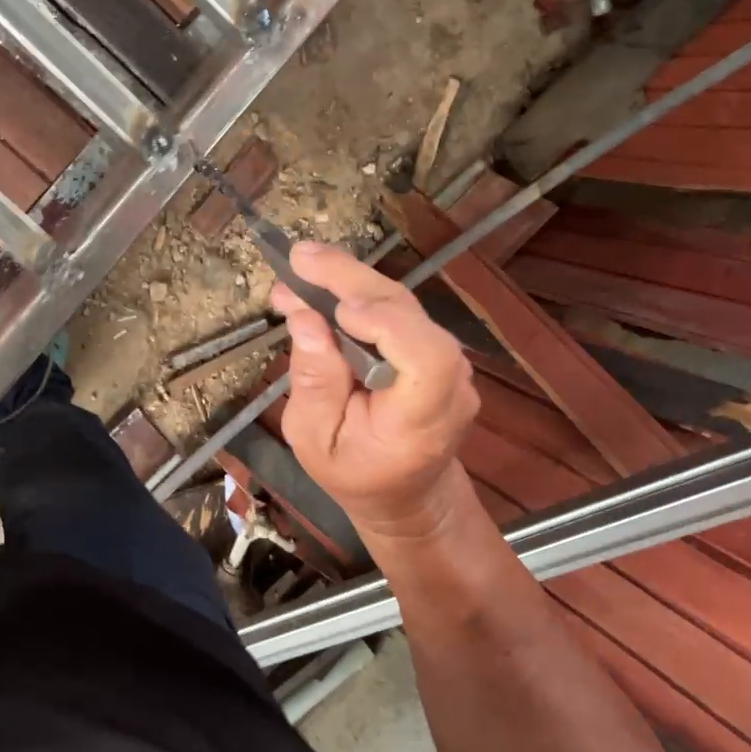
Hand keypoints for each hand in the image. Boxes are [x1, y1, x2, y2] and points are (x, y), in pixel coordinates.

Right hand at [270, 241, 478, 540]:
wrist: (407, 493)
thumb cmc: (354, 474)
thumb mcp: (313, 441)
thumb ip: (314, 382)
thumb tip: (305, 318)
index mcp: (420, 422)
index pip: (427, 361)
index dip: (388, 324)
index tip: (340, 310)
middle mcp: (448, 386)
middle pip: (410, 317)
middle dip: (354, 282)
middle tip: (300, 258)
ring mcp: (449, 364)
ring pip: (403, 305)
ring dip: (351, 280)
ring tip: (301, 265)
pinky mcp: (435, 348)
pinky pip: (398, 310)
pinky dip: (358, 292)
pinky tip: (322, 282)